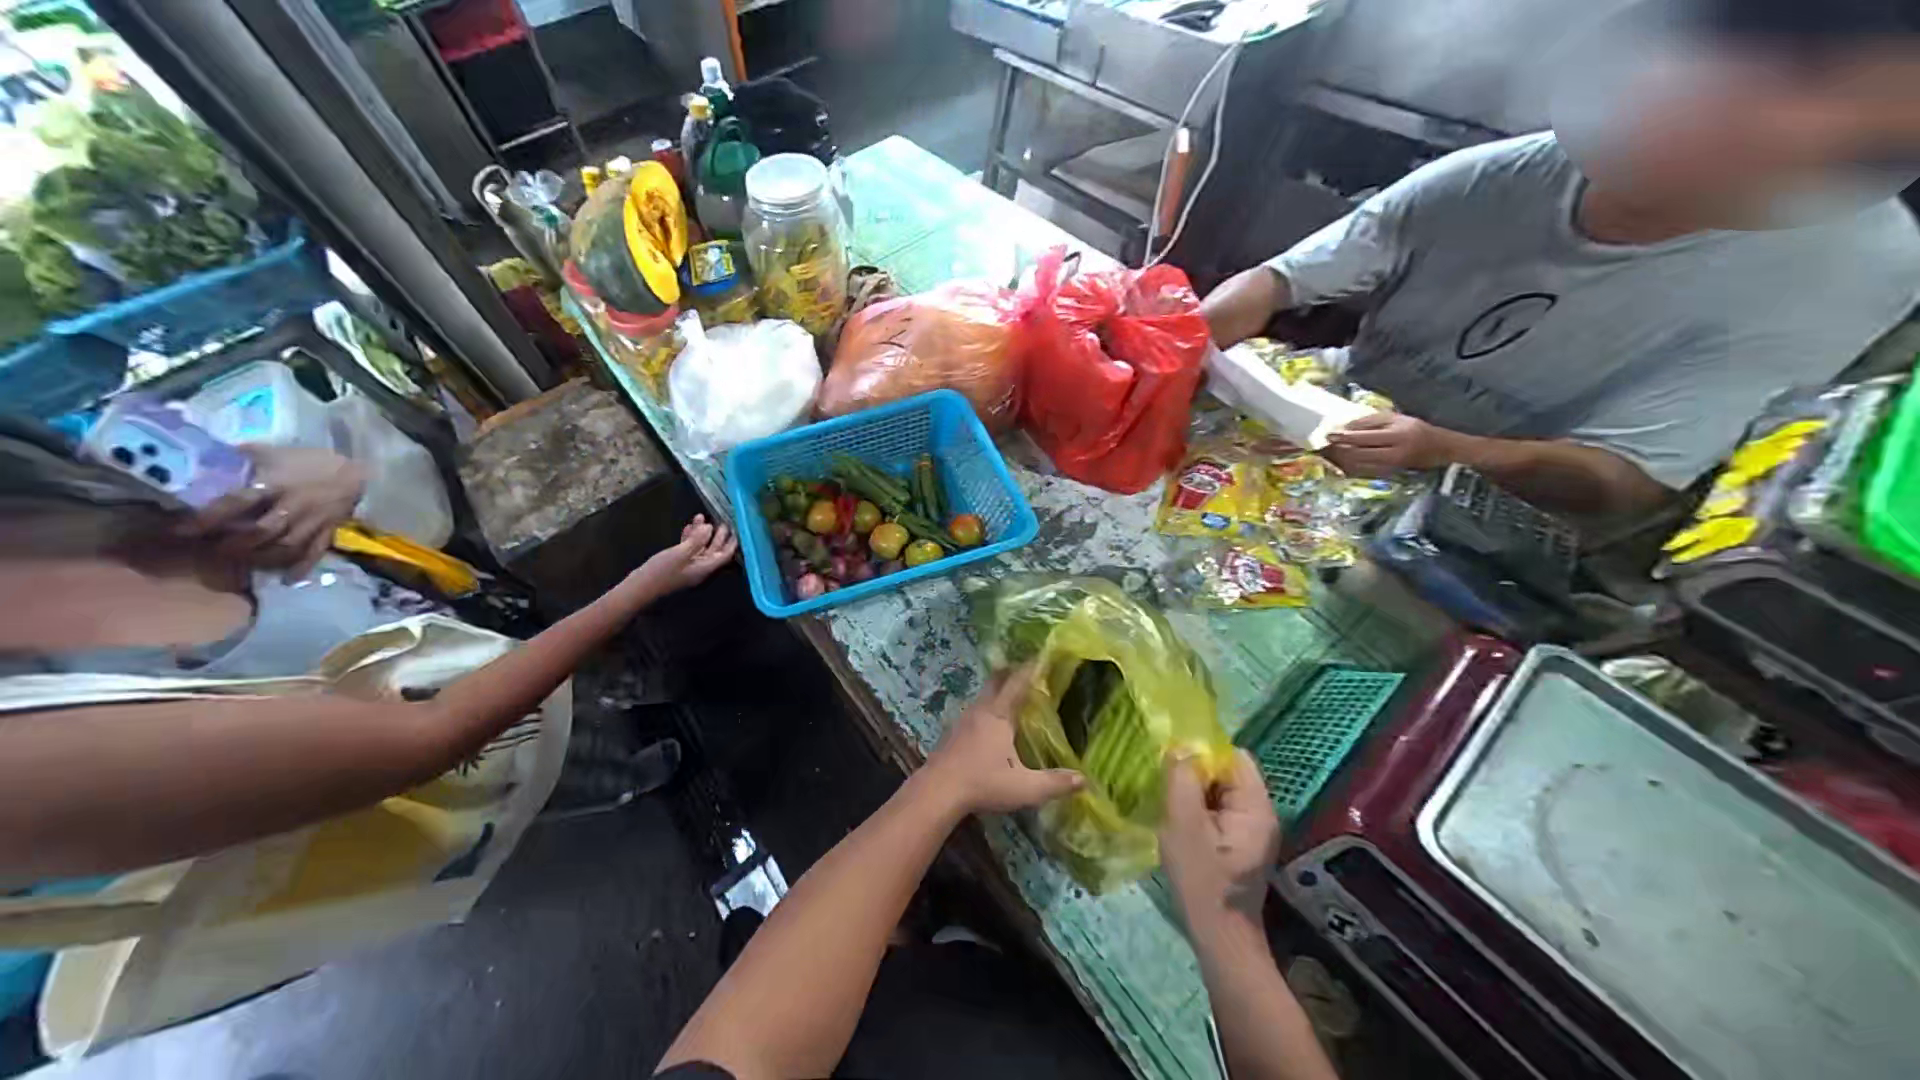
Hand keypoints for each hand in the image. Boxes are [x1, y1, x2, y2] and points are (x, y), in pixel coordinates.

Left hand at [181, 445, 365, 579]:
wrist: (360, 471)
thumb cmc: (312, 460)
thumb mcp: (276, 451)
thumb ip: (243, 458)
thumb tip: (201, 459)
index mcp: (277, 484)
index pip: (237, 502)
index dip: (209, 517)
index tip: (180, 531)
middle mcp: (294, 506)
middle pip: (262, 531)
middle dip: (235, 543)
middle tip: (212, 551)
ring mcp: (314, 521)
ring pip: (286, 545)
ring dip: (262, 556)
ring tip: (242, 562)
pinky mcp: (329, 530)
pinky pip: (316, 551)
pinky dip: (302, 566)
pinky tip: (287, 579)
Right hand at [627, 515, 736, 598]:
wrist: (638, 589)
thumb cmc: (660, 572)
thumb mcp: (680, 553)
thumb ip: (697, 540)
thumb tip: (709, 528)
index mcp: (705, 568)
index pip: (724, 555)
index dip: (731, 542)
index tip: (737, 529)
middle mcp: (700, 568)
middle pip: (714, 551)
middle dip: (718, 536)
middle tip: (722, 521)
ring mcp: (688, 568)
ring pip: (700, 548)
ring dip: (701, 534)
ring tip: (701, 518)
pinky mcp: (677, 565)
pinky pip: (688, 550)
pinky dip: (690, 539)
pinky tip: (688, 528)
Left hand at [922, 666, 1083, 815]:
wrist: (936, 792)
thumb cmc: (982, 783)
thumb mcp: (1024, 787)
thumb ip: (1054, 783)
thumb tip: (1084, 780)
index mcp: (998, 715)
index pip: (1017, 682)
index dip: (1031, 668)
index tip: (1043, 656)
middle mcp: (980, 710)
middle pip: (996, 681)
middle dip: (1012, 672)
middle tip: (1028, 670)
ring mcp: (963, 720)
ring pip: (983, 695)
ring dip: (998, 690)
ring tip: (1013, 695)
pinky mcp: (953, 733)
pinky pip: (974, 710)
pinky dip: (987, 707)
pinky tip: (991, 723)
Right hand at [1159, 750, 1279, 922]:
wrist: (1218, 937)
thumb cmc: (1201, 879)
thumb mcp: (1183, 823)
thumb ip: (1182, 779)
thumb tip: (1183, 745)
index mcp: (1256, 806)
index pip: (1234, 756)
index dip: (1204, 754)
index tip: (1175, 766)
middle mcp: (1262, 813)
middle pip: (1228, 773)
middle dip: (1197, 774)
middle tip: (1169, 788)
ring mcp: (1253, 830)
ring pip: (1220, 792)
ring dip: (1195, 793)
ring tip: (1172, 807)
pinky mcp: (1241, 843)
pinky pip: (1219, 811)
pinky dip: (1199, 811)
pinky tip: (1181, 825)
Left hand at [1322, 411, 1457, 475]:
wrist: (1437, 448)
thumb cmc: (1412, 429)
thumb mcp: (1394, 418)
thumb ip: (1369, 421)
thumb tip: (1343, 427)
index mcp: (1397, 436)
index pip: (1364, 438)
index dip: (1344, 437)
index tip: (1328, 434)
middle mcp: (1393, 454)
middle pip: (1358, 454)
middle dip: (1338, 449)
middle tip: (1324, 444)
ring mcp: (1389, 467)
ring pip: (1357, 465)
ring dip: (1339, 460)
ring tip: (1328, 451)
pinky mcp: (1386, 475)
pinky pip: (1361, 473)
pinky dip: (1347, 467)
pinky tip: (1338, 461)